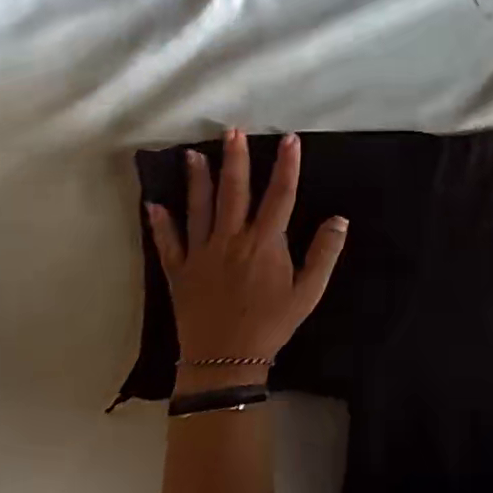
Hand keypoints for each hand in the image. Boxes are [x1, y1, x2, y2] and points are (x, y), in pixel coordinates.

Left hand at [145, 130, 347, 392]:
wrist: (226, 360)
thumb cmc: (272, 323)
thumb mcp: (309, 291)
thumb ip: (325, 253)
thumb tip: (338, 218)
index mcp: (265, 243)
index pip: (280, 195)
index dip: (287, 165)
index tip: (290, 139)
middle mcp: (231, 240)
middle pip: (234, 192)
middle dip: (236, 159)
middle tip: (232, 131)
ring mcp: (201, 254)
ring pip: (199, 208)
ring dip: (197, 180)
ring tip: (194, 154)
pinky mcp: (179, 272)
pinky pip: (167, 243)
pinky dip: (160, 223)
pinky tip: (153, 204)